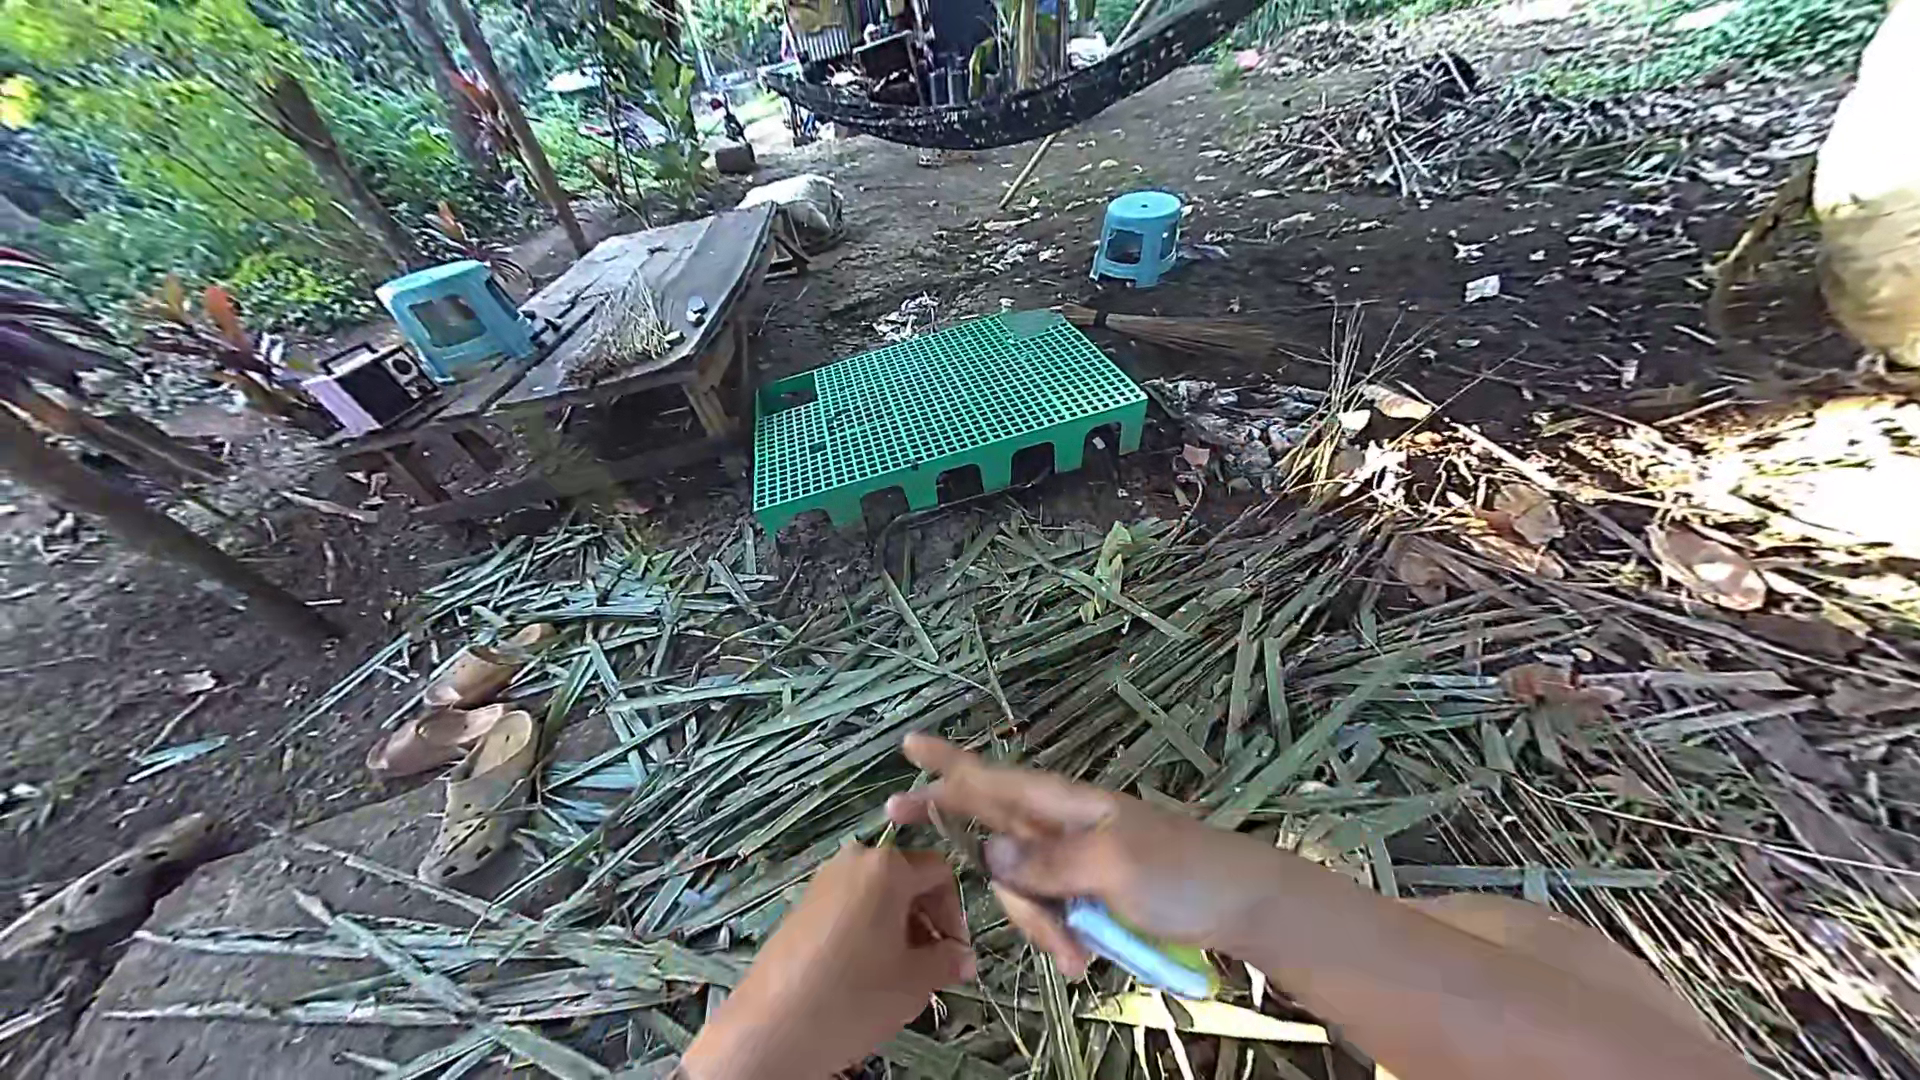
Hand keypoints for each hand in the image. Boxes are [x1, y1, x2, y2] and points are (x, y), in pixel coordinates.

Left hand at [681, 844, 974, 1079]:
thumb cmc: (851, 997)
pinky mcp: (804, 900)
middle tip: (932, 965)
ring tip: (898, 972)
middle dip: (926, 920)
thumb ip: (947, 960)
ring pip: (879, 892)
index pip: (939, 872)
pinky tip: (864, 970)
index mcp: (888, 865)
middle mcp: (857, 858)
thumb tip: (963, 956)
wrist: (769, 1029)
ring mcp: (826, 877)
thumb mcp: (913, 982)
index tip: (955, 953)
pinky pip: (852, 902)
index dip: (954, 913)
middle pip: (908, 878)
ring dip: (899, 925)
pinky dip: (869, 926)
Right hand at [884, 734, 1288, 975]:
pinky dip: (1060, 935)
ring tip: (1083, 953)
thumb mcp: (1114, 865)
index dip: (946, 762)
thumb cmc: (1180, 870)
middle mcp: (1056, 823)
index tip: (907, 745)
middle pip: (995, 839)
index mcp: (1060, 801)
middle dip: (993, 873)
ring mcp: (1070, 857)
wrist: (1237, 903)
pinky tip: (1088, 956)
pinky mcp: (1084, 888)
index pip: (990, 776)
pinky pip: (1048, 910)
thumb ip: (1047, 860)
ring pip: (1021, 886)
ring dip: (1041, 924)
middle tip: (972, 870)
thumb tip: (987, 854)